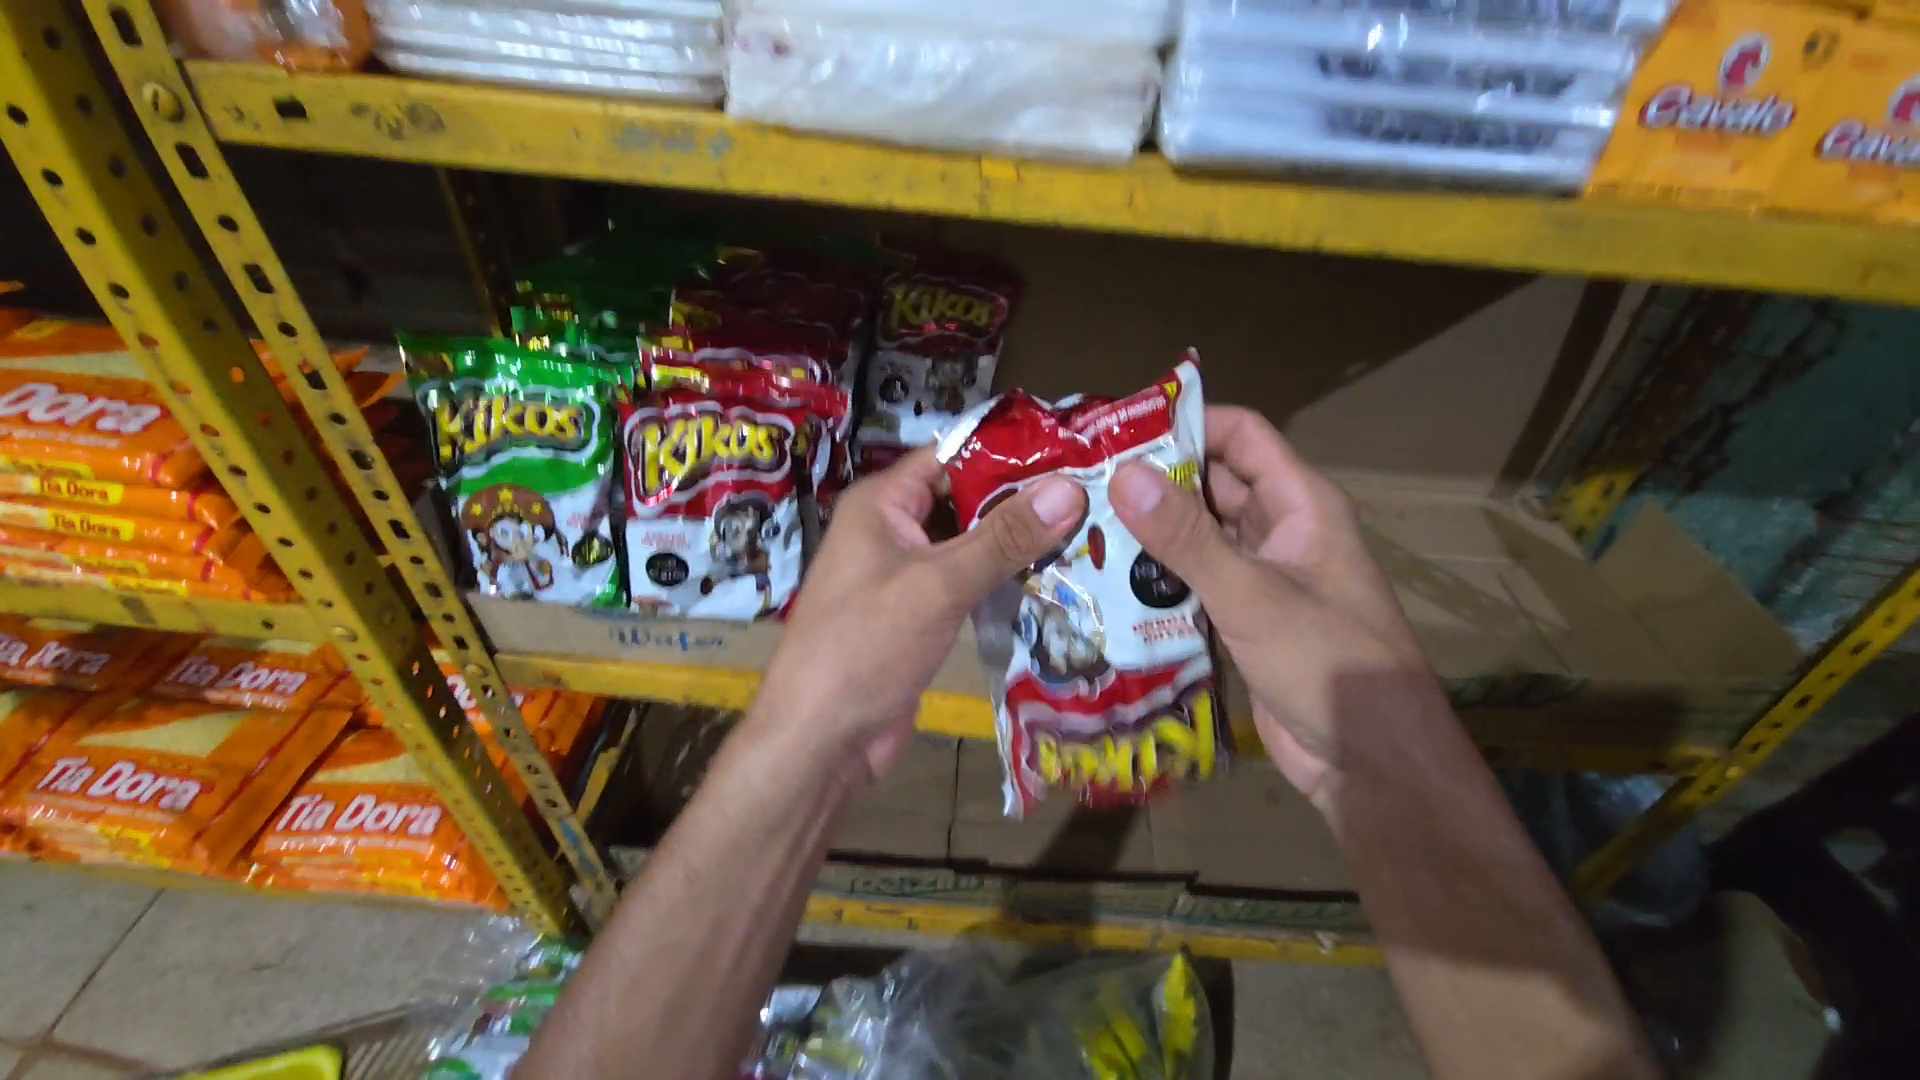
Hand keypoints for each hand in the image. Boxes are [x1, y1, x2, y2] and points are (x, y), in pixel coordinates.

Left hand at [751, 447, 1086, 785]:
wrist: (821, 739)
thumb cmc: (867, 646)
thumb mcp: (938, 584)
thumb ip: (1004, 537)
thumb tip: (1070, 488)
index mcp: (882, 503)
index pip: (952, 456)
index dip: (1009, 453)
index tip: (1072, 452)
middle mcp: (892, 529)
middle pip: (965, 499)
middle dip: (1022, 502)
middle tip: (1094, 497)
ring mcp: (906, 574)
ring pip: (970, 544)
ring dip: (1018, 545)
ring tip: (1090, 533)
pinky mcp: (920, 614)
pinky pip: (967, 584)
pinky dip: (1003, 581)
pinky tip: (1055, 580)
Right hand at [1110, 405, 1439, 808]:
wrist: (1369, 761)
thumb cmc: (1326, 662)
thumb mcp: (1251, 594)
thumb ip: (1186, 538)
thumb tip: (1123, 476)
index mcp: (1300, 504)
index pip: (1241, 436)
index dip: (1186, 424)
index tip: (1119, 431)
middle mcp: (1279, 530)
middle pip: (1211, 484)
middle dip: (1154, 482)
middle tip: (1084, 483)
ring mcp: (1260, 575)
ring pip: (1198, 536)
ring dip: (1150, 533)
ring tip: (1083, 526)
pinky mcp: (1241, 616)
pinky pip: (1193, 581)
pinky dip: (1157, 578)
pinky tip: (1107, 581)